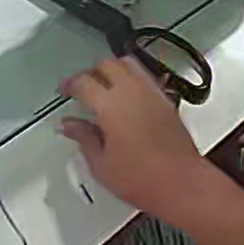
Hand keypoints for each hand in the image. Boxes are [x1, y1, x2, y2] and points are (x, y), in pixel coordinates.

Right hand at [61, 57, 211, 221]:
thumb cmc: (143, 177)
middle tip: (81, 87)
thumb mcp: (101, 163)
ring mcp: (152, 93)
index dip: (69, 84)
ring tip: (103, 85)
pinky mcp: (166, 99)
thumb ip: (83, 137)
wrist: (179, 181)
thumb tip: (70, 125)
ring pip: (129, 64)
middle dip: (90, 72)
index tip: (64, 90)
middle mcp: (133, 92)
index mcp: (111, 105)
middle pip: (107, 65)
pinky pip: (146, 76)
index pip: (84, 81)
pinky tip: (126, 94)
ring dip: (113, 68)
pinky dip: (132, 77)